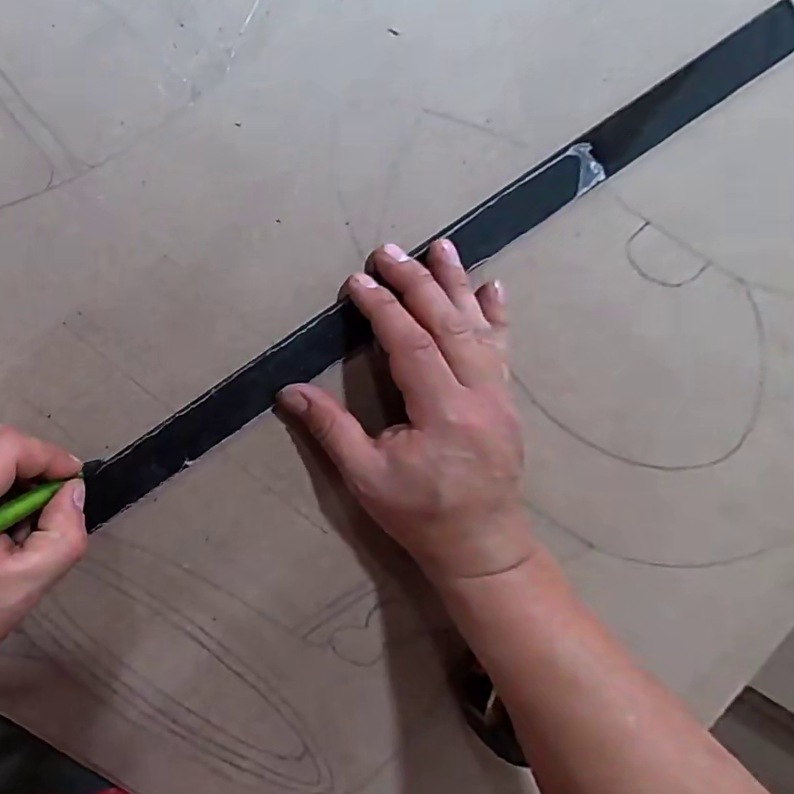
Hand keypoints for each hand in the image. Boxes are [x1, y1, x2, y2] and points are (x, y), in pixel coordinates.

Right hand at [277, 239, 534, 585]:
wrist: (482, 547)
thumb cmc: (418, 513)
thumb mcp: (364, 476)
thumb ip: (330, 428)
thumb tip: (288, 390)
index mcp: (444, 412)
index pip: (410, 344)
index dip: (383, 309)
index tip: (358, 281)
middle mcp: (479, 395)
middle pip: (447, 325)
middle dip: (416, 283)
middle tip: (389, 251)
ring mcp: (499, 396)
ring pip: (478, 328)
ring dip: (456, 284)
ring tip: (443, 246)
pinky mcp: (504, 401)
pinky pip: (502, 348)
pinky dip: (497, 314)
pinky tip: (493, 287)